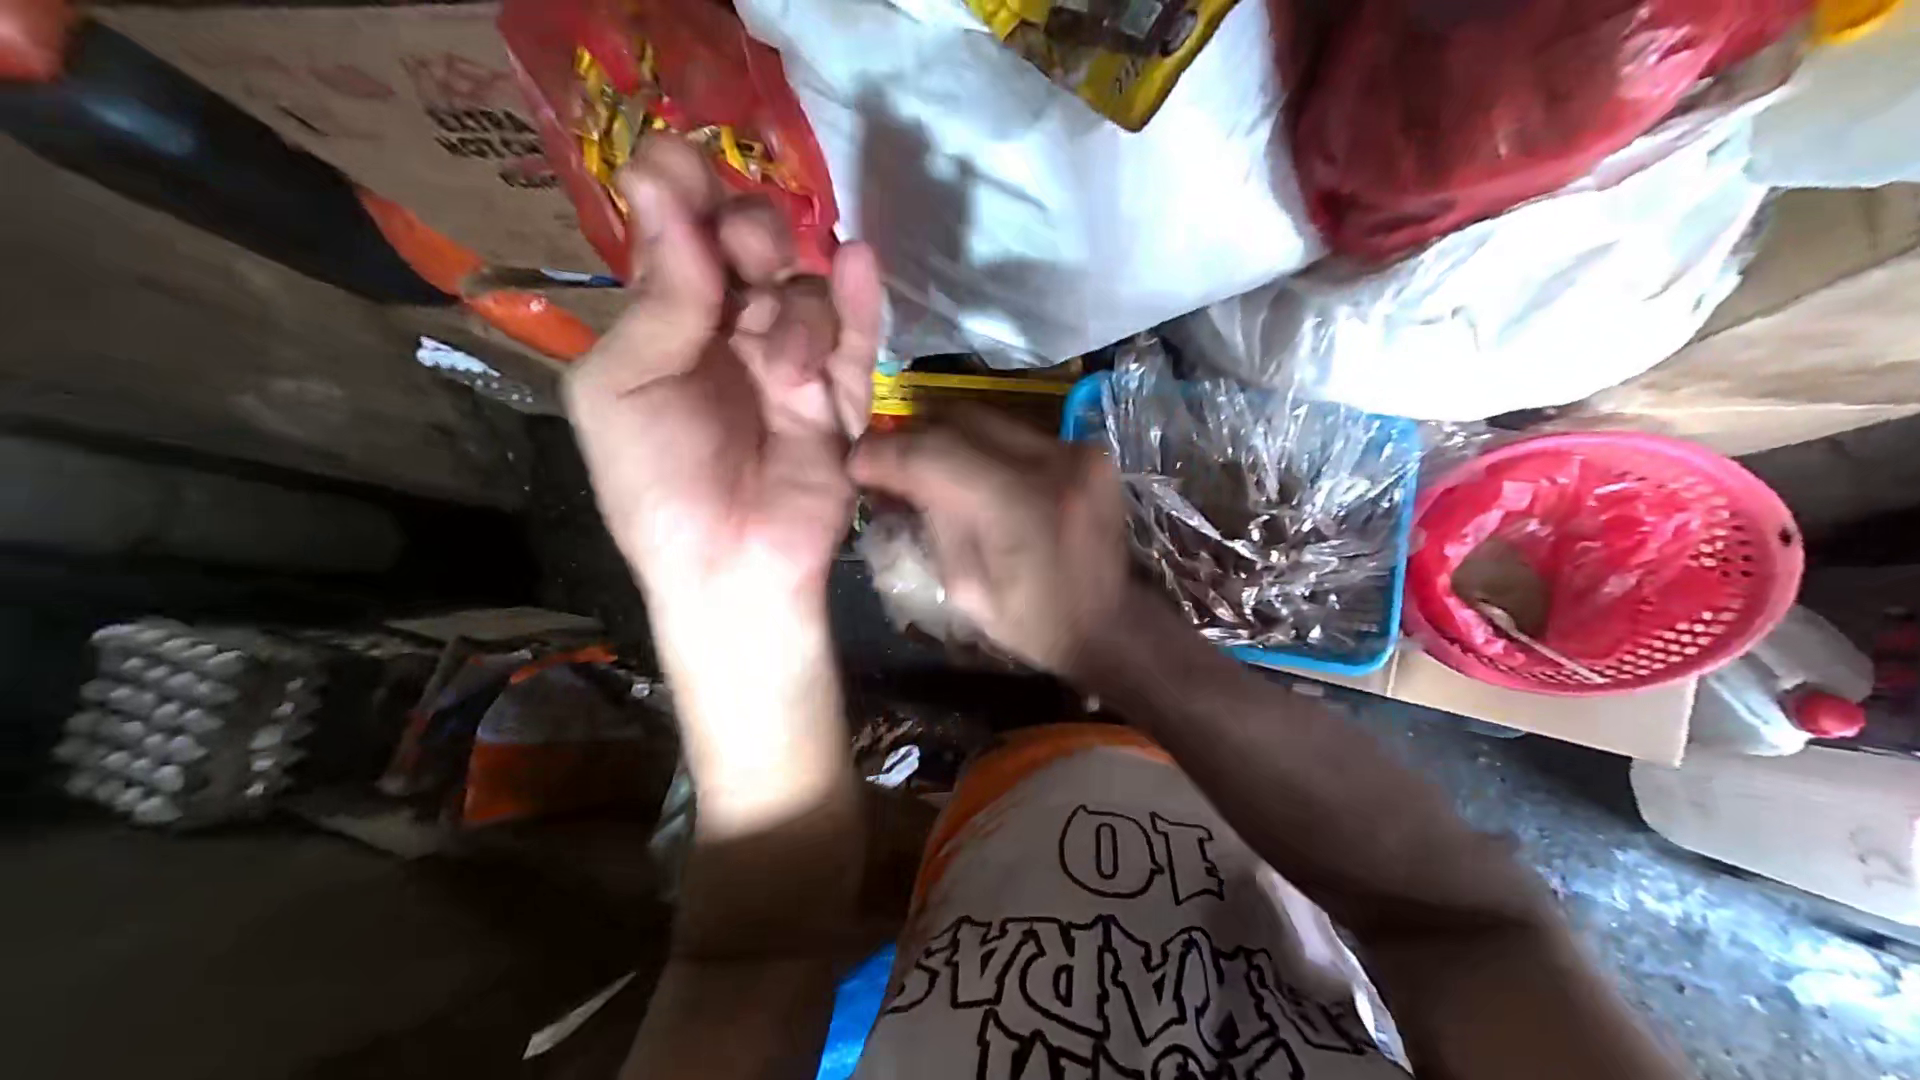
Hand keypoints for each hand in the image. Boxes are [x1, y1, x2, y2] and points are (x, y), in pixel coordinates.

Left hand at [565, 136, 882, 617]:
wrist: (730, 565)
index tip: (680, 169)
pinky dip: (861, 297)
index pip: (677, 234)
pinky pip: (857, 335)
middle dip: (748, 233)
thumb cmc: (658, 484)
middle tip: (743, 257)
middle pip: (749, 244)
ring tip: (783, 366)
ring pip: (803, 289)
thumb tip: (663, 186)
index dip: (680, 192)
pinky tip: (859, 262)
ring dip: (796, 307)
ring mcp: (790, 362)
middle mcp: (729, 332)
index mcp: (665, 326)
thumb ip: (659, 299)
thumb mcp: (623, 389)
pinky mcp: (840, 395)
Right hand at [850, 409, 1132, 679]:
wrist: (1110, 621)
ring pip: (985, 417)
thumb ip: (929, 522)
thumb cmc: (1030, 622)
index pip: (931, 453)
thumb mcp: (962, 587)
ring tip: (928, 467)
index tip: (856, 463)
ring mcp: (1075, 449)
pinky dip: (984, 446)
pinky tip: (974, 472)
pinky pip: (1015, 431)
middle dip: (912, 438)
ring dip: (946, 438)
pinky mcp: (1088, 447)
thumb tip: (892, 481)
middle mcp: (1050, 463)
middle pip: (956, 419)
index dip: (883, 453)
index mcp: (1016, 508)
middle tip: (889, 464)